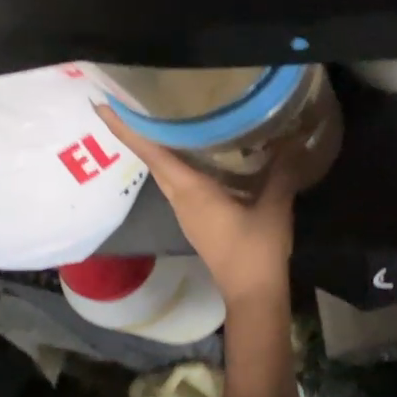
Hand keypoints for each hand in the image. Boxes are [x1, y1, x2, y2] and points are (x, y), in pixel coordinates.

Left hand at [95, 105, 299, 304]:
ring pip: (168, 173)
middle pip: (155, 160)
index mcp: (192, 192)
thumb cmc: (257, 251)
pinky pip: (183, 185)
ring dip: (162, 148)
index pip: (152, 153)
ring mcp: (188, 214)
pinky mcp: (199, 222)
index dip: (126, 128)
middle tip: (135, 101)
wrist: (253, 295)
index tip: (102, 105)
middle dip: (141, 132)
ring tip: (168, 120)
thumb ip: (282, 173)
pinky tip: (203, 155)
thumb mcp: (274, 208)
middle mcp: (182, 200)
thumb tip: (294, 141)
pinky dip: (183, 164)